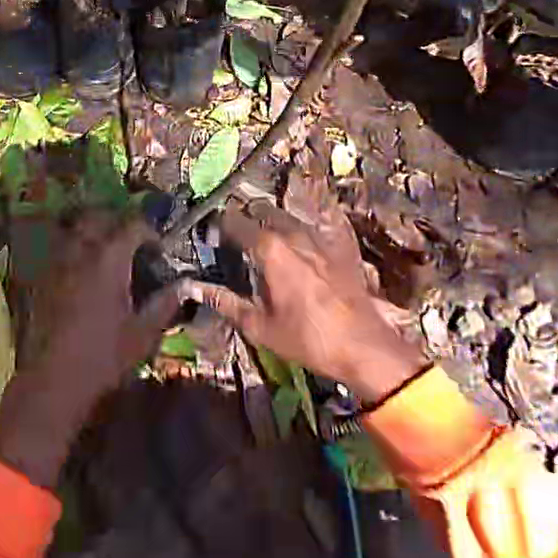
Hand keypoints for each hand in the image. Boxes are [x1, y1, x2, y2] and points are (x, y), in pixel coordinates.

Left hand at [0, 212, 192, 486]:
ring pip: (75, 231)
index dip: (149, 232)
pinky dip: (75, 252)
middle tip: (133, 244)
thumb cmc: (103, 357)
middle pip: (99, 218)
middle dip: (117, 223)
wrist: (52, 382)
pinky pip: (60, 251)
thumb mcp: (143, 333)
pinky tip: (85, 274)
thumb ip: (165, 303)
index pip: (132, 226)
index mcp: (109, 259)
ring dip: (93, 234)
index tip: (159, 249)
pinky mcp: (42, 279)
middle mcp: (81, 252)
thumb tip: (185, 284)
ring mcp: (57, 264)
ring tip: (109, 254)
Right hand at [196, 200, 427, 404]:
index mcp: (270, 248)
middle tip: (236, 235)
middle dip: (246, 217)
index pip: (234, 222)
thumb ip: (224, 301)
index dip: (219, 226)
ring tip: (264, 238)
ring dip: (272, 220)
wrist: (365, 347)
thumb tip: (192, 287)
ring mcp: (321, 236)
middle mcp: (294, 233)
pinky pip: (316, 225)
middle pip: (262, 210)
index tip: (211, 235)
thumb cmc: (308, 338)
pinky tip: (300, 241)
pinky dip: (302, 227)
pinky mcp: (341, 245)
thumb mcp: (259, 326)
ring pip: (289, 216)